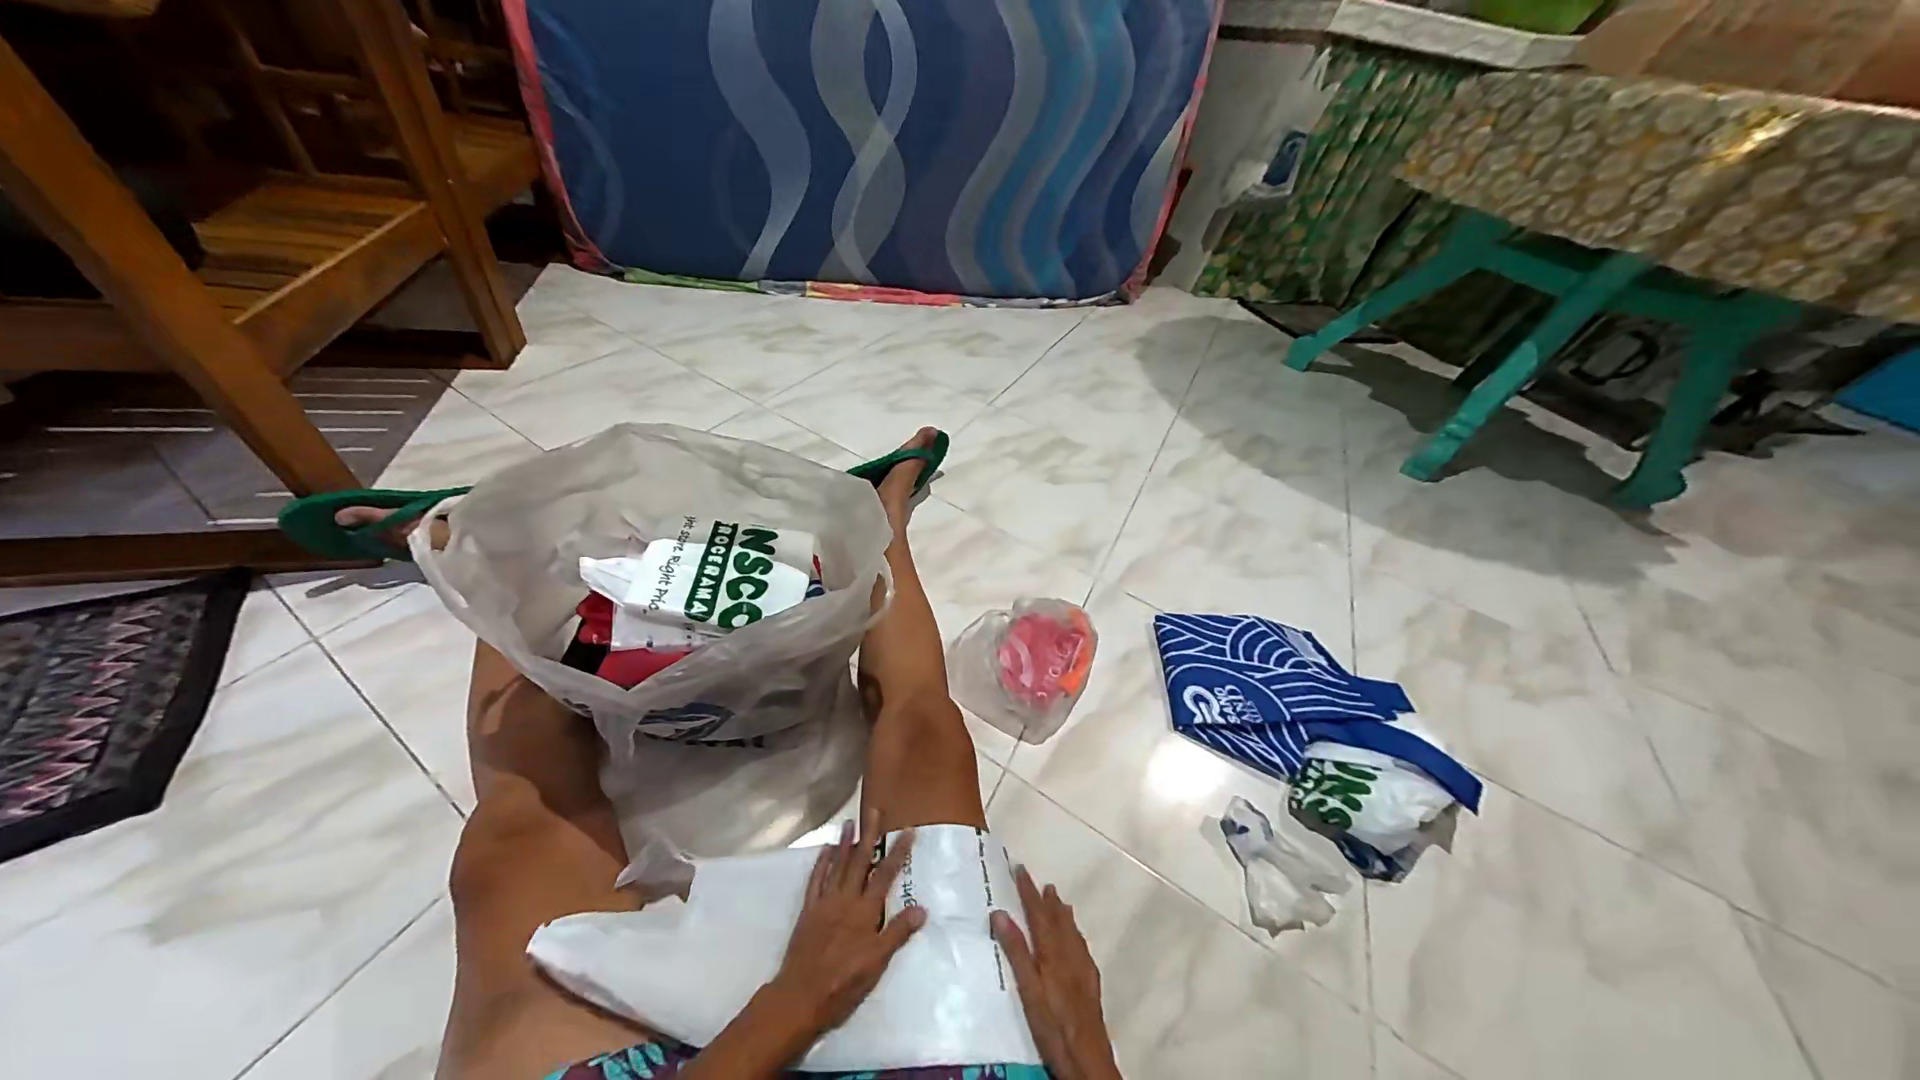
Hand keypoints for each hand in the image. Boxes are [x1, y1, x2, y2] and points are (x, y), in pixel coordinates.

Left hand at [770, 811, 925, 1033]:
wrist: (799, 997)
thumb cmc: (843, 983)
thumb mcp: (877, 963)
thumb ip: (897, 933)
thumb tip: (921, 908)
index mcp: (865, 911)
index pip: (885, 875)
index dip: (898, 852)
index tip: (908, 831)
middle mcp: (845, 900)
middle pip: (860, 861)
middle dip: (869, 835)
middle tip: (874, 811)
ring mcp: (824, 902)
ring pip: (837, 865)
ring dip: (845, 842)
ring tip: (850, 822)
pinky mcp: (808, 910)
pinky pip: (816, 880)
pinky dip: (821, 863)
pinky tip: (825, 850)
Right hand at [991, 867, 1121, 1079]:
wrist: (1087, 1059)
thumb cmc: (1052, 1025)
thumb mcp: (1028, 989)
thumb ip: (1016, 950)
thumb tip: (1000, 913)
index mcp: (1052, 952)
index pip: (1038, 913)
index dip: (1028, 891)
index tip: (1020, 869)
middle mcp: (1070, 954)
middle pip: (1057, 919)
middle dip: (1047, 899)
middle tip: (1042, 882)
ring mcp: (1083, 968)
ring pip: (1072, 932)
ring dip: (1062, 913)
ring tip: (1058, 900)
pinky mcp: (1090, 984)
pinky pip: (1081, 947)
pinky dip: (1074, 934)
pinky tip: (1075, 939)